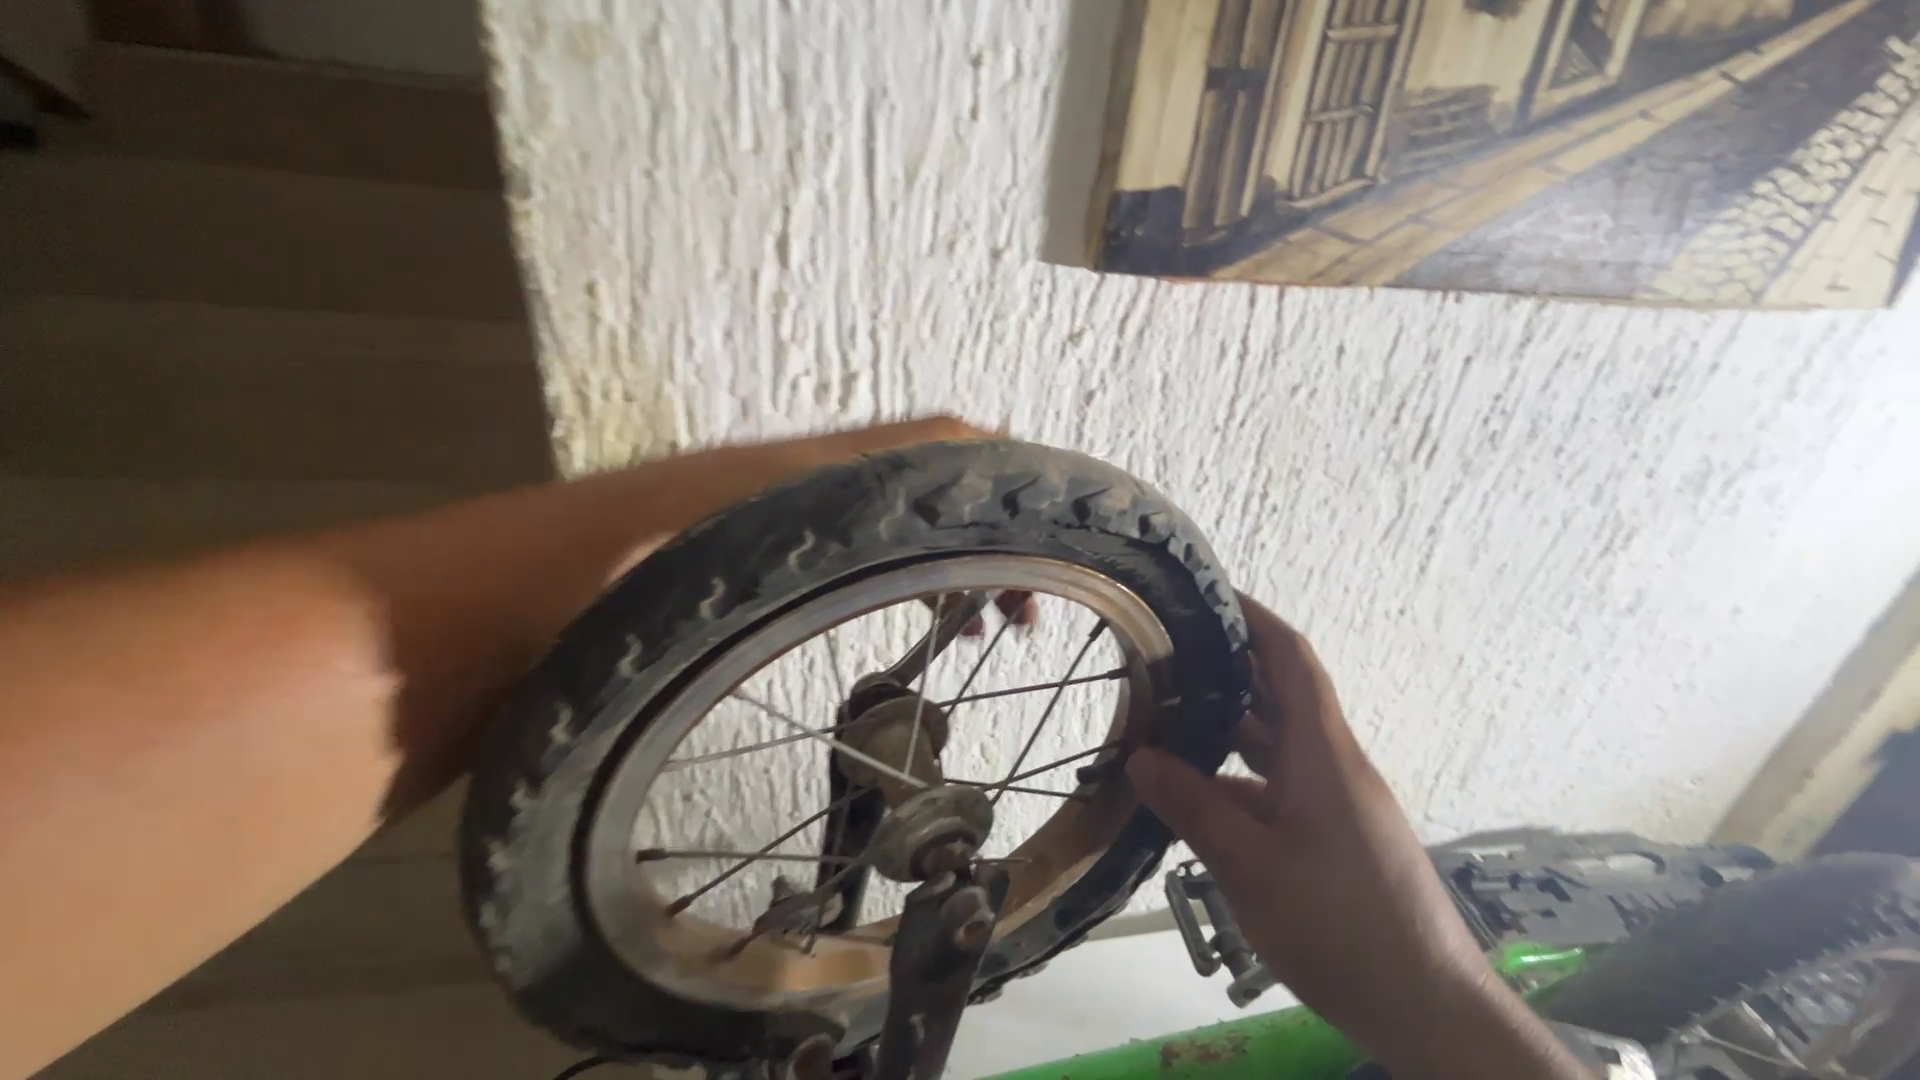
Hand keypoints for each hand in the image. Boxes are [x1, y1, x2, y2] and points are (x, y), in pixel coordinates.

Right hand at [1127, 594, 1586, 1078]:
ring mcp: (1336, 805)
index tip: (1210, 593)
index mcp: (1323, 754)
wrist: (1429, 1010)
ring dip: (1227, 729)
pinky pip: (1278, 789)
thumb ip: (1193, 808)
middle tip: (1166, 654)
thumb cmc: (1342, 926)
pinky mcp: (1334, 838)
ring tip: (1166, 718)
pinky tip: (1194, 800)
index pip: (1291, 660)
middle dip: (1227, 668)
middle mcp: (1332, 766)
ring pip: (1275, 748)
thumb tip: (1139, 758)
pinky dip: (1236, 782)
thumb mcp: (1252, 866)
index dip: (1254, 619)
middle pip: (1280, 697)